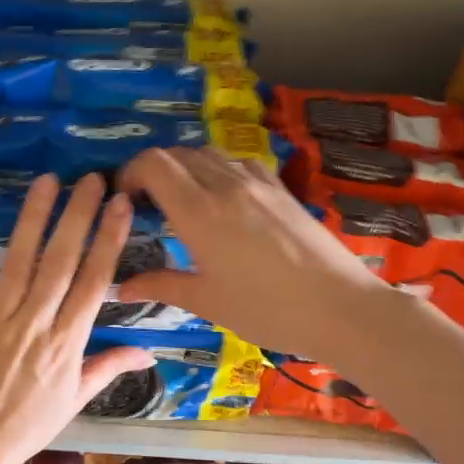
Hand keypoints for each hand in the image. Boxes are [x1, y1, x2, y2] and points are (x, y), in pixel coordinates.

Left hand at [0, 173, 153, 463]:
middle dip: (78, 216)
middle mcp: (36, 323)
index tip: (120, 206)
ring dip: (34, 218)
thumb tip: (147, 352)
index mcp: (67, 342)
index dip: (108, 240)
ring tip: (48, 181)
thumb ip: (107, 368)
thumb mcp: (76, 399)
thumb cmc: (28, 425)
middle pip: (61, 262)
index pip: (94, 282)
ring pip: (20, 261)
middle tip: (91, 178)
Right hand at [116, 147, 392, 361]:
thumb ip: (161, 286)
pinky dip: (216, 169)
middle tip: (144, 203)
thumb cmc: (267, 310)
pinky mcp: (280, 188)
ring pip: (207, 153)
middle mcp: (225, 185)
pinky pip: (237, 162)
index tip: (122, 200)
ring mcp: (257, 182)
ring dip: (184, 168)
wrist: (342, 307)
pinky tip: (220, 199)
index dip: (129, 173)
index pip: (153, 164)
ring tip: (179, 200)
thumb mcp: (206, 301)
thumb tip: (120, 287)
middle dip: (151, 171)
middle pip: (176, 154)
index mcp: (199, 211)